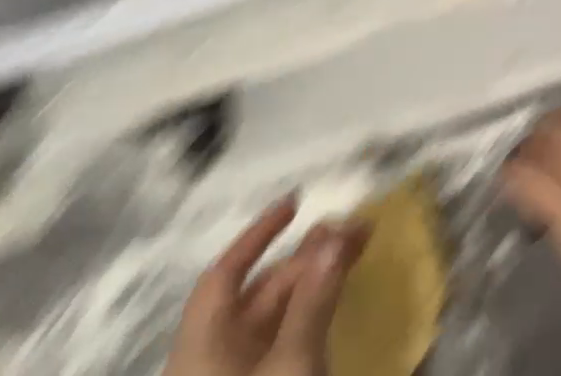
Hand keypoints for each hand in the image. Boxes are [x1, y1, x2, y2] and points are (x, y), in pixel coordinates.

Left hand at [164, 198, 369, 375]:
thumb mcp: (294, 362)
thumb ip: (315, 298)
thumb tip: (335, 235)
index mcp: (203, 346)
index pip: (224, 277)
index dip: (256, 236)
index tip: (296, 201)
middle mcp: (211, 356)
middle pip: (257, 292)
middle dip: (306, 255)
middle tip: (356, 228)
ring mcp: (234, 375)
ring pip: (274, 313)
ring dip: (315, 278)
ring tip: (357, 250)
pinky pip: (282, 336)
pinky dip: (311, 308)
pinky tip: (337, 297)